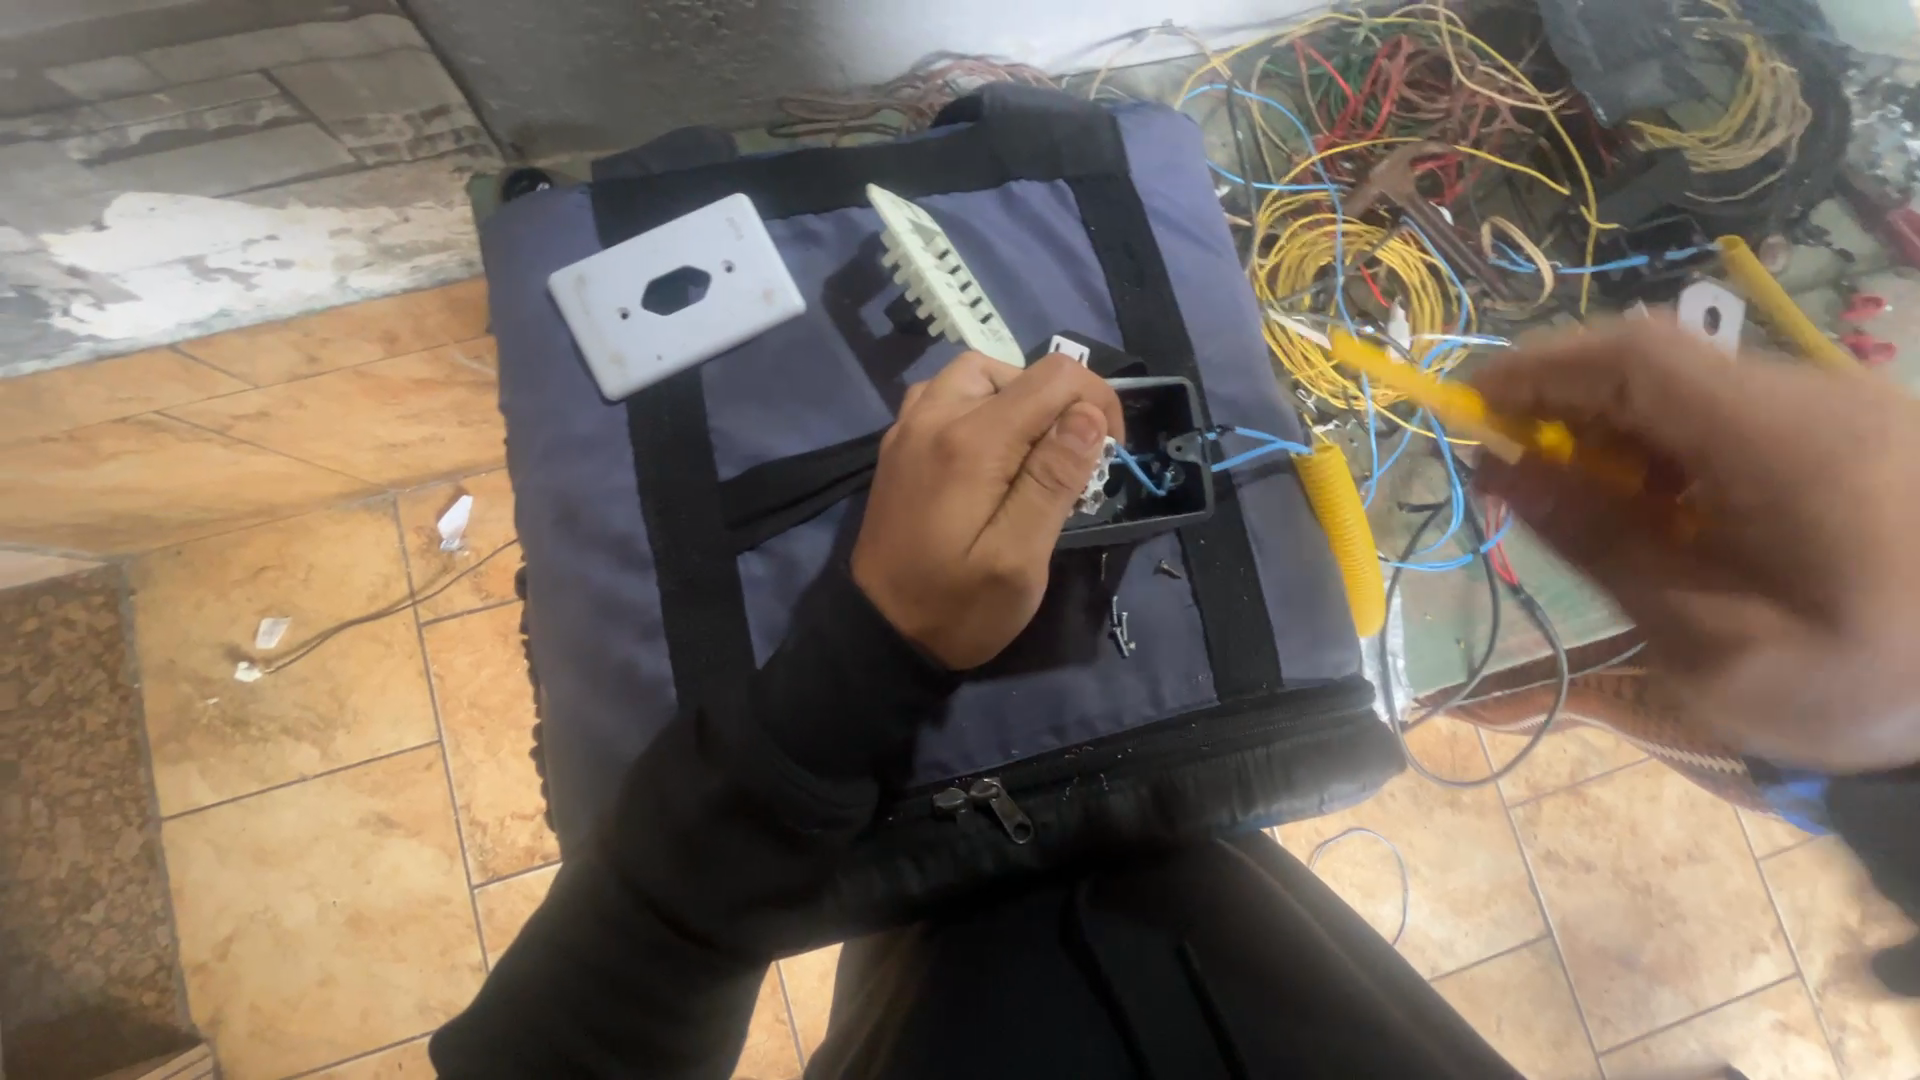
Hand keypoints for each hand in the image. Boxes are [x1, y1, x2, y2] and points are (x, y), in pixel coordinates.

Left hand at [852, 352, 1123, 669]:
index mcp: (972, 441)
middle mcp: (934, 417)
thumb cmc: (957, 607)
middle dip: (1055, 403)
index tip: (1107, 453)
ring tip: (1029, 454)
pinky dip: (977, 410)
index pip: (1054, 378)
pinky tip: (986, 456)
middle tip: (1067, 460)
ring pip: (974, 377)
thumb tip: (1089, 415)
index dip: (1097, 402)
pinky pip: (942, 399)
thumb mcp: (1019, 557)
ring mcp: (908, 430)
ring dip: (1014, 401)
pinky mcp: (897, 448)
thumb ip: (1054, 480)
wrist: (878, 633)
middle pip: (1012, 369)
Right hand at [1472, 319, 1919, 772]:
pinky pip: (1718, 411)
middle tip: (1501, 460)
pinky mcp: (1849, 432)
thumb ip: (1595, 540)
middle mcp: (1825, 402)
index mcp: (1793, 447)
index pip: (1637, 358)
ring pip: (1682, 384)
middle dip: (1556, 400)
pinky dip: (1647, 441)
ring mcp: (1845, 412)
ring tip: (1558, 488)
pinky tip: (1635, 497)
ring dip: (1598, 424)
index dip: (1535, 367)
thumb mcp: (1699, 634)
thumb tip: (1497, 466)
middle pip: (1655, 363)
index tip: (1465, 405)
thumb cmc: (1852, 689)